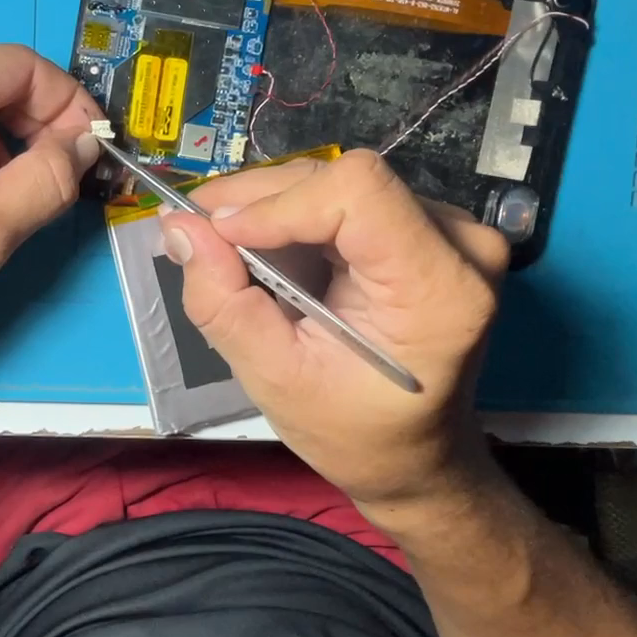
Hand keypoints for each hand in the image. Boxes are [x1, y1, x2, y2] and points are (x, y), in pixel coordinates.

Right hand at [157, 150, 509, 514]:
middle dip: (259, 202)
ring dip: (270, 208)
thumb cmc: (351, 433)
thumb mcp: (274, 380)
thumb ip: (223, 304)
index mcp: (437, 290)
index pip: (358, 192)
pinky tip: (263, 249)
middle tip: (197, 232)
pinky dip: (291, 217)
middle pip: (343, 179)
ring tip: (224, 246)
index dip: (277, 203)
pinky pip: (346, 199)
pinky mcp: (425, 231)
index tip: (217, 236)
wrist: (413, 457)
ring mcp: (448, 232)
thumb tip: (177, 227)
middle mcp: (459, 244)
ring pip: (338, 182)